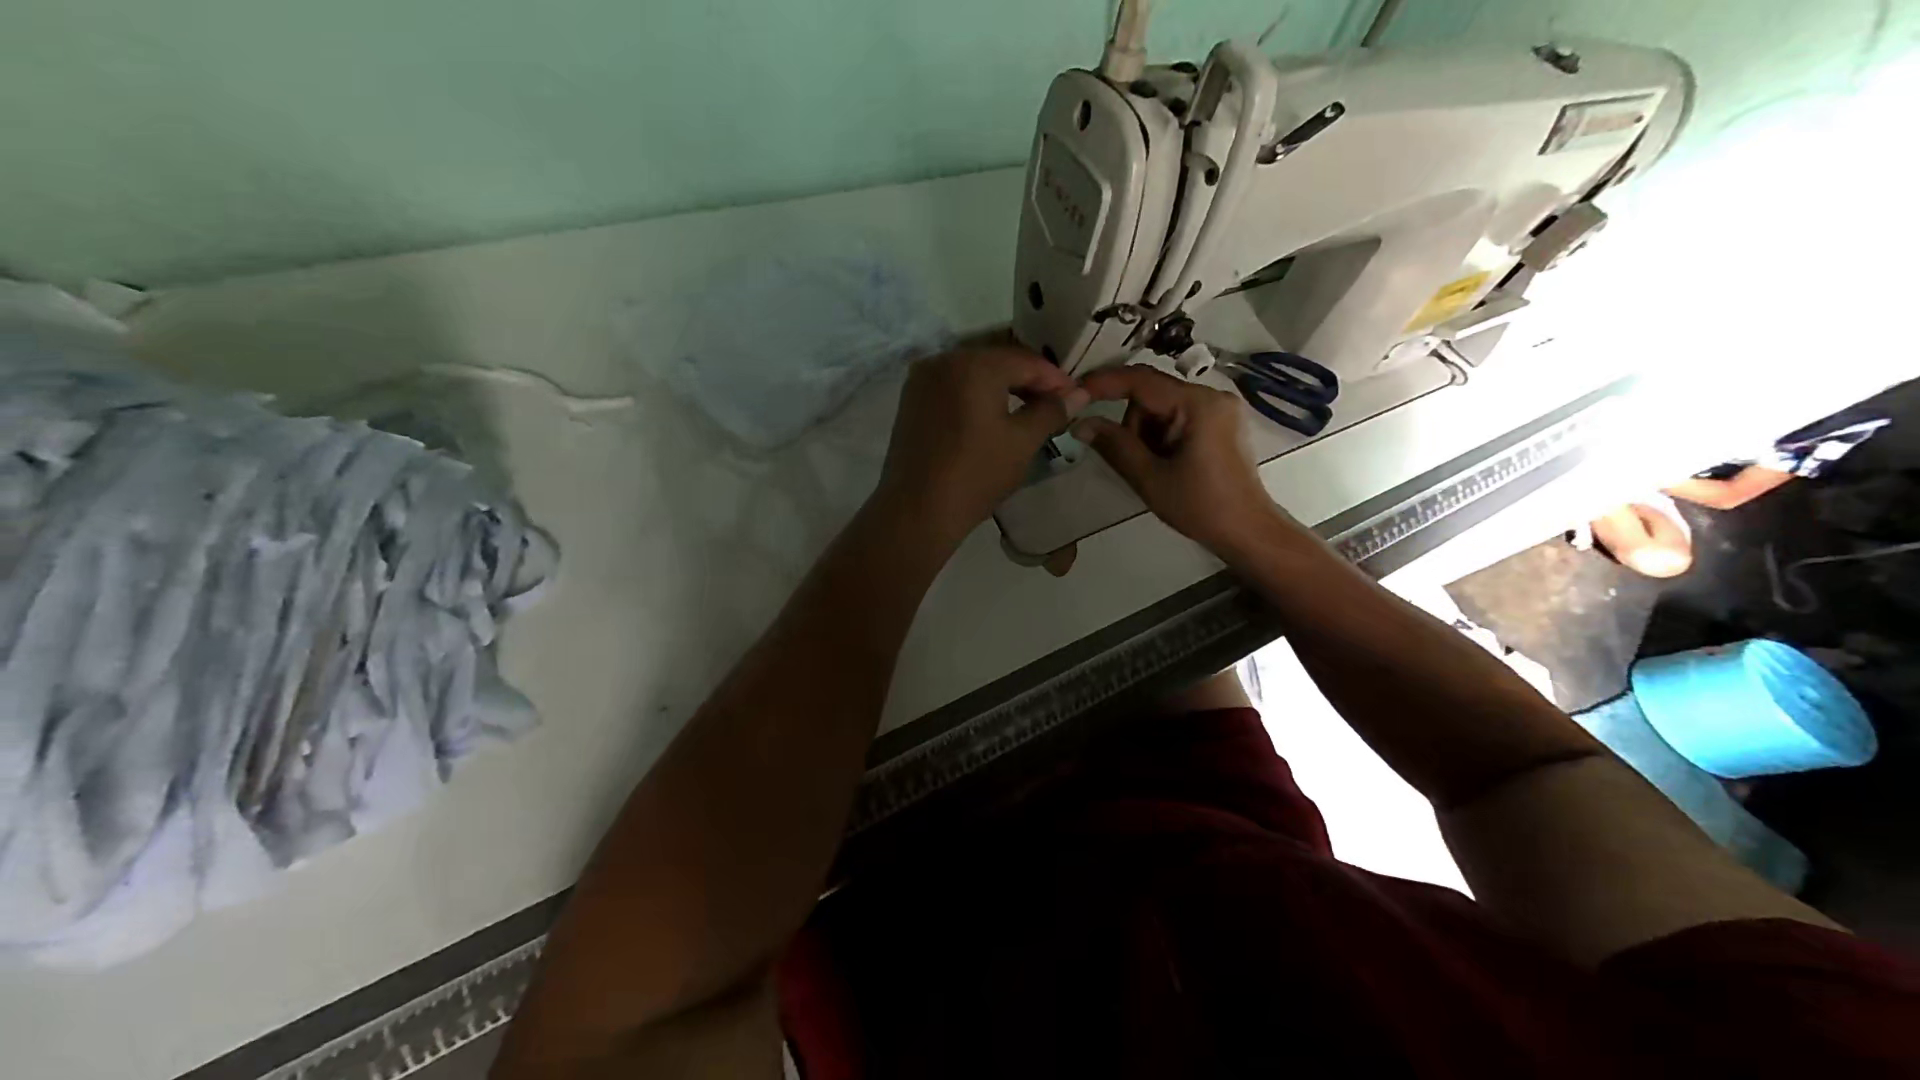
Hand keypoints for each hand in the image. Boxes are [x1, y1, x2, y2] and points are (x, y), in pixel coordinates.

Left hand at [873, 346, 1085, 548]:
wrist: (917, 510)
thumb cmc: (976, 474)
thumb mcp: (1022, 442)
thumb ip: (1051, 410)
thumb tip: (1078, 393)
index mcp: (973, 364)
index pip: (1026, 360)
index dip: (1056, 378)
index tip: (1077, 397)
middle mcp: (944, 359)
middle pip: (998, 361)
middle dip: (1029, 381)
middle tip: (1056, 405)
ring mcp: (922, 378)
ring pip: (974, 373)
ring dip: (1002, 387)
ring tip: (1028, 412)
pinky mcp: (911, 399)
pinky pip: (953, 387)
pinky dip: (976, 396)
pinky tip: (992, 417)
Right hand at [1074, 365, 1293, 556]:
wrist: (1247, 531)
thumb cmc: (1200, 506)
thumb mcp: (1149, 477)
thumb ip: (1114, 445)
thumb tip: (1080, 423)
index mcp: (1198, 404)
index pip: (1141, 381)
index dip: (1104, 383)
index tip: (1074, 392)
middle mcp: (1213, 396)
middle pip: (1152, 394)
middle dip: (1132, 423)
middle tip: (1133, 460)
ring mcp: (1220, 408)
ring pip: (1163, 407)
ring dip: (1147, 433)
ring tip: (1155, 468)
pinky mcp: (1221, 423)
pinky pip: (1178, 417)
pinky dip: (1162, 436)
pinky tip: (1167, 463)